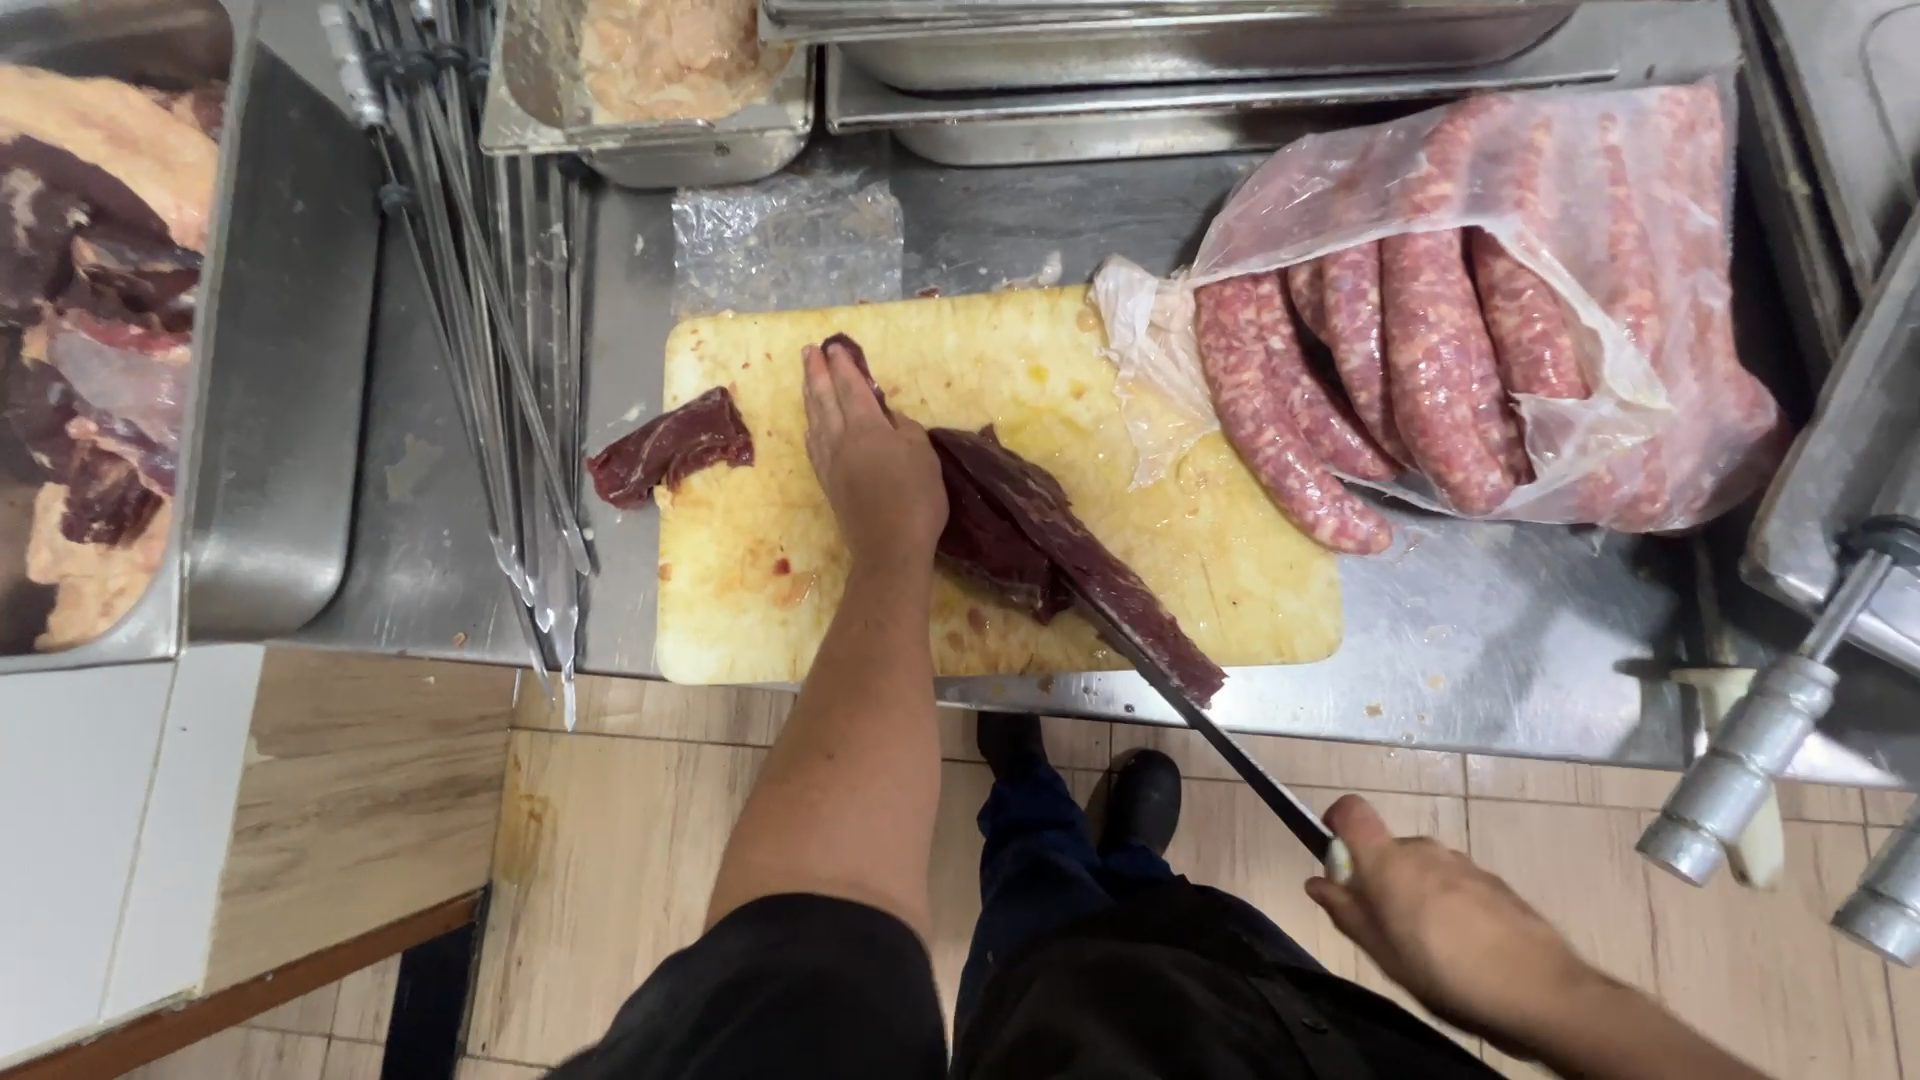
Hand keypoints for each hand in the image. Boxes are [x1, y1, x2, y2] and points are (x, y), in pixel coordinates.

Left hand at [802, 339, 947, 573]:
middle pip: (824, 398)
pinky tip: (810, 425)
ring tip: (805, 378)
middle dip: (816, 372)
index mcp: (867, 428)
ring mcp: (830, 463)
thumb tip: (890, 419)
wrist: (889, 548)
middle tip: (808, 351)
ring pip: (814, 420)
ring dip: (809, 395)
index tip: (835, 347)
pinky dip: (811, 427)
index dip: (844, 366)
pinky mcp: (828, 483)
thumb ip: (906, 429)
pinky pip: (813, 445)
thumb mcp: (924, 456)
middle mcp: (841, 440)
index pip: (851, 388)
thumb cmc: (915, 499)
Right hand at [1306, 794, 1601, 1051]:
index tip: (1337, 857)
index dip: (1337, 821)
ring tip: (1433, 946)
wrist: (1543, 991)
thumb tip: (1316, 883)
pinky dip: (1453, 906)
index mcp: (1386, 859)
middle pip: (1388, 849)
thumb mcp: (1380, 951)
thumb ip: (1345, 912)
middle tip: (1387, 925)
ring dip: (1419, 894)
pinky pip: (1458, 885)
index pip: (1350, 810)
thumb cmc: (1444, 969)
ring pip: (1425, 869)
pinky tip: (1468, 949)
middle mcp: (1423, 849)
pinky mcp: (1498, 885)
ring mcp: (1464, 864)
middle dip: (1381, 878)